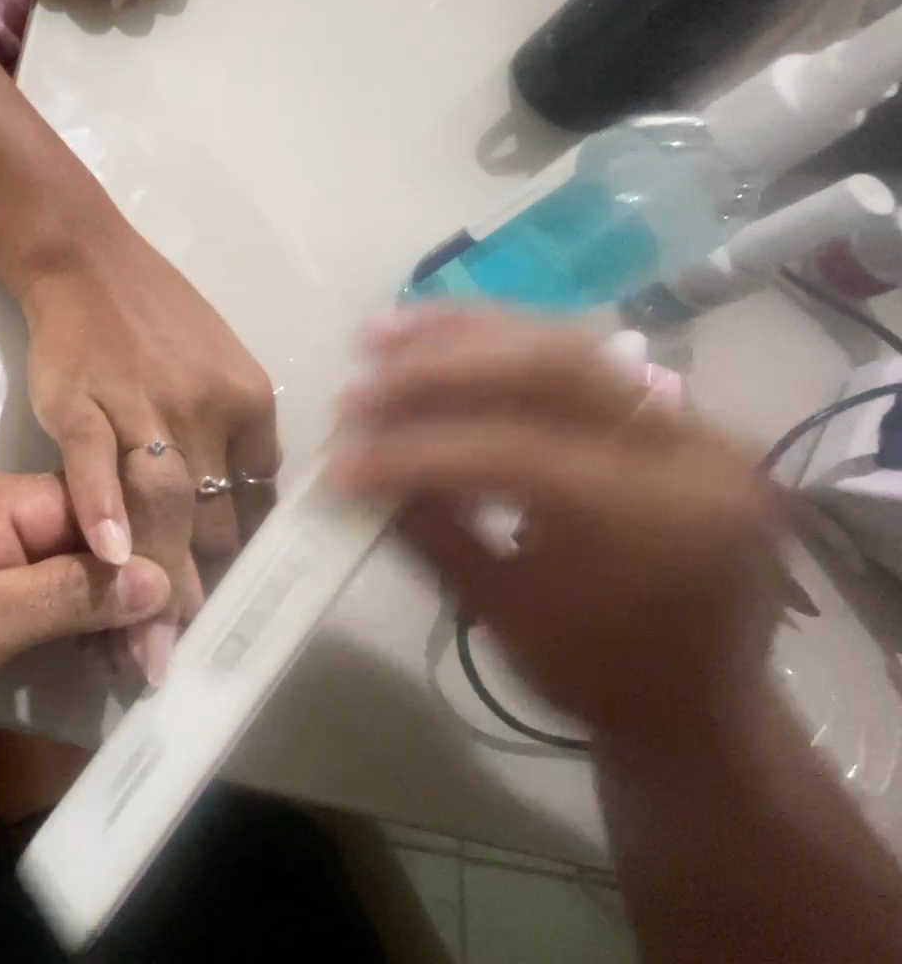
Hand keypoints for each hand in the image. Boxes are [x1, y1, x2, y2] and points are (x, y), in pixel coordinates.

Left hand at [0, 472, 171, 732]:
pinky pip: (56, 589)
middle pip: (98, 539)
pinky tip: (106, 657)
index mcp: (3, 501)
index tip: (179, 625)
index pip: (102, 511)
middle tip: (162, 661)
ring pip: (82, 567)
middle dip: (137, 596)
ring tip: (139, 669)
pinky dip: (83, 622)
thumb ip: (67, 596)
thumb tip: (157, 578)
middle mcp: (7, 510)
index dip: (148, 562)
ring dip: (115, 615)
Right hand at [22, 241, 277, 683]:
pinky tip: (106, 557)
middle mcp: (206, 408)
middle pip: (209, 516)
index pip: (251, 499)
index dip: (232, 559)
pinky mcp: (82, 402)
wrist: (86, 261)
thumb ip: (237, 434)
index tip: (213, 605)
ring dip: (156, 575)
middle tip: (177, 653)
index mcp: (248, 400)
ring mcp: (142, 405)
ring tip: (146, 642)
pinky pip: (96, 462)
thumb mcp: (220, 362)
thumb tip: (237, 506)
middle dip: (193, 589)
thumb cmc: (153, 315)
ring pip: (161, 503)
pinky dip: (102, 509)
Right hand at [327, 309, 784, 748]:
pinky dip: (498, 345)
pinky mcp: (670, 420)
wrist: (698, 701)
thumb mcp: (500, 609)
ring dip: (460, 338)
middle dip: (435, 372)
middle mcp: (691, 454)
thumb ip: (431, 527)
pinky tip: (437, 339)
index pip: (517, 453)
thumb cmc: (594, 674)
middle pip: (550, 371)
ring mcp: (690, 428)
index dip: (415, 452)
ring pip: (564, 345)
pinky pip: (577, 362)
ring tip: (377, 335)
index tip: (339, 465)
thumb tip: (354, 468)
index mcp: (656, 521)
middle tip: (354, 390)